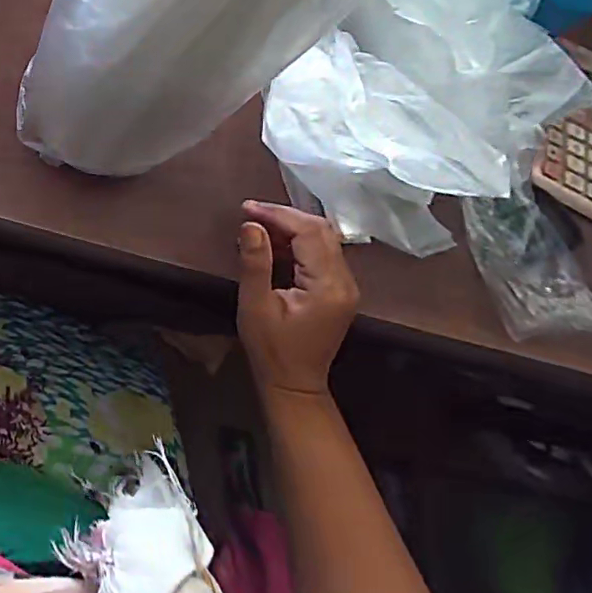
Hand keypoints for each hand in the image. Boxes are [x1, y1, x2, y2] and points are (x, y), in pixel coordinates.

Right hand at [235, 200, 358, 399]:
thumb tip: (251, 225)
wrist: (293, 384)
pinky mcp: (338, 290)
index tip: (247, 208)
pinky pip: (321, 253)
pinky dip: (297, 241)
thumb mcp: (255, 305)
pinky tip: (272, 242)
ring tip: (257, 224)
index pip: (309, 233)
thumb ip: (256, 262)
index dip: (278, 215)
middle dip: (285, 216)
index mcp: (328, 286)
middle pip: (321, 232)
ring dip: (291, 227)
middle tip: (250, 212)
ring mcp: (345, 286)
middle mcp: (345, 282)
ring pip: (323, 240)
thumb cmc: (271, 348)